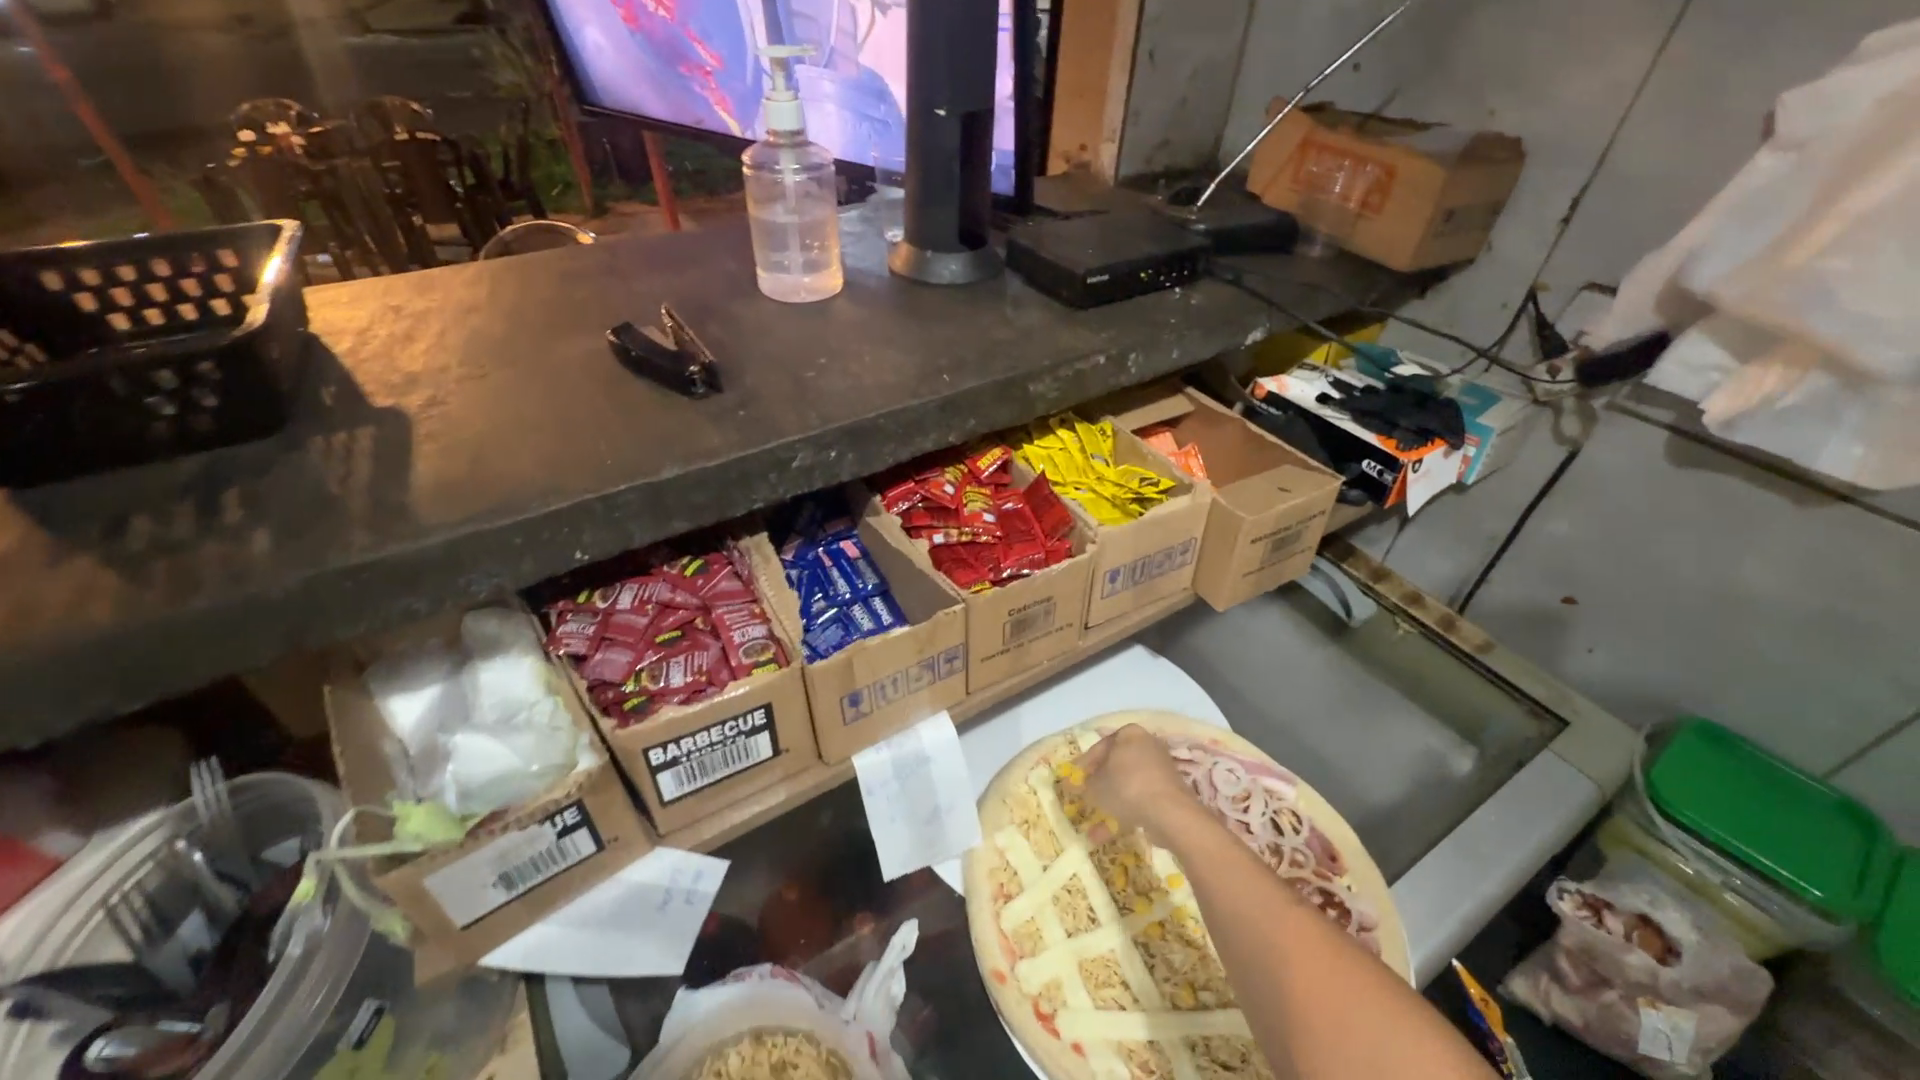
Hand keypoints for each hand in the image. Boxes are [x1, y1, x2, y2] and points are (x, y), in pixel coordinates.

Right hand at [1069, 724, 1206, 847]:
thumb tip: (1073, 786)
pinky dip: (1124, 813)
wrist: (1168, 812)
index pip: (1100, 746)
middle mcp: (1147, 746)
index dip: (1083, 765)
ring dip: (1109, 802)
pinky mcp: (1167, 793)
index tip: (1072, 779)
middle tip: (1084, 796)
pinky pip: (1140, 800)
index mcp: (1130, 734)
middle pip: (1116, 765)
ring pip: (1127, 785)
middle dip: (1098, 784)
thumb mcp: (1095, 786)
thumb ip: (1082, 785)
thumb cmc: (1126, 787)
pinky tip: (1105, 834)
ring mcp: (1160, 771)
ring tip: (1092, 820)